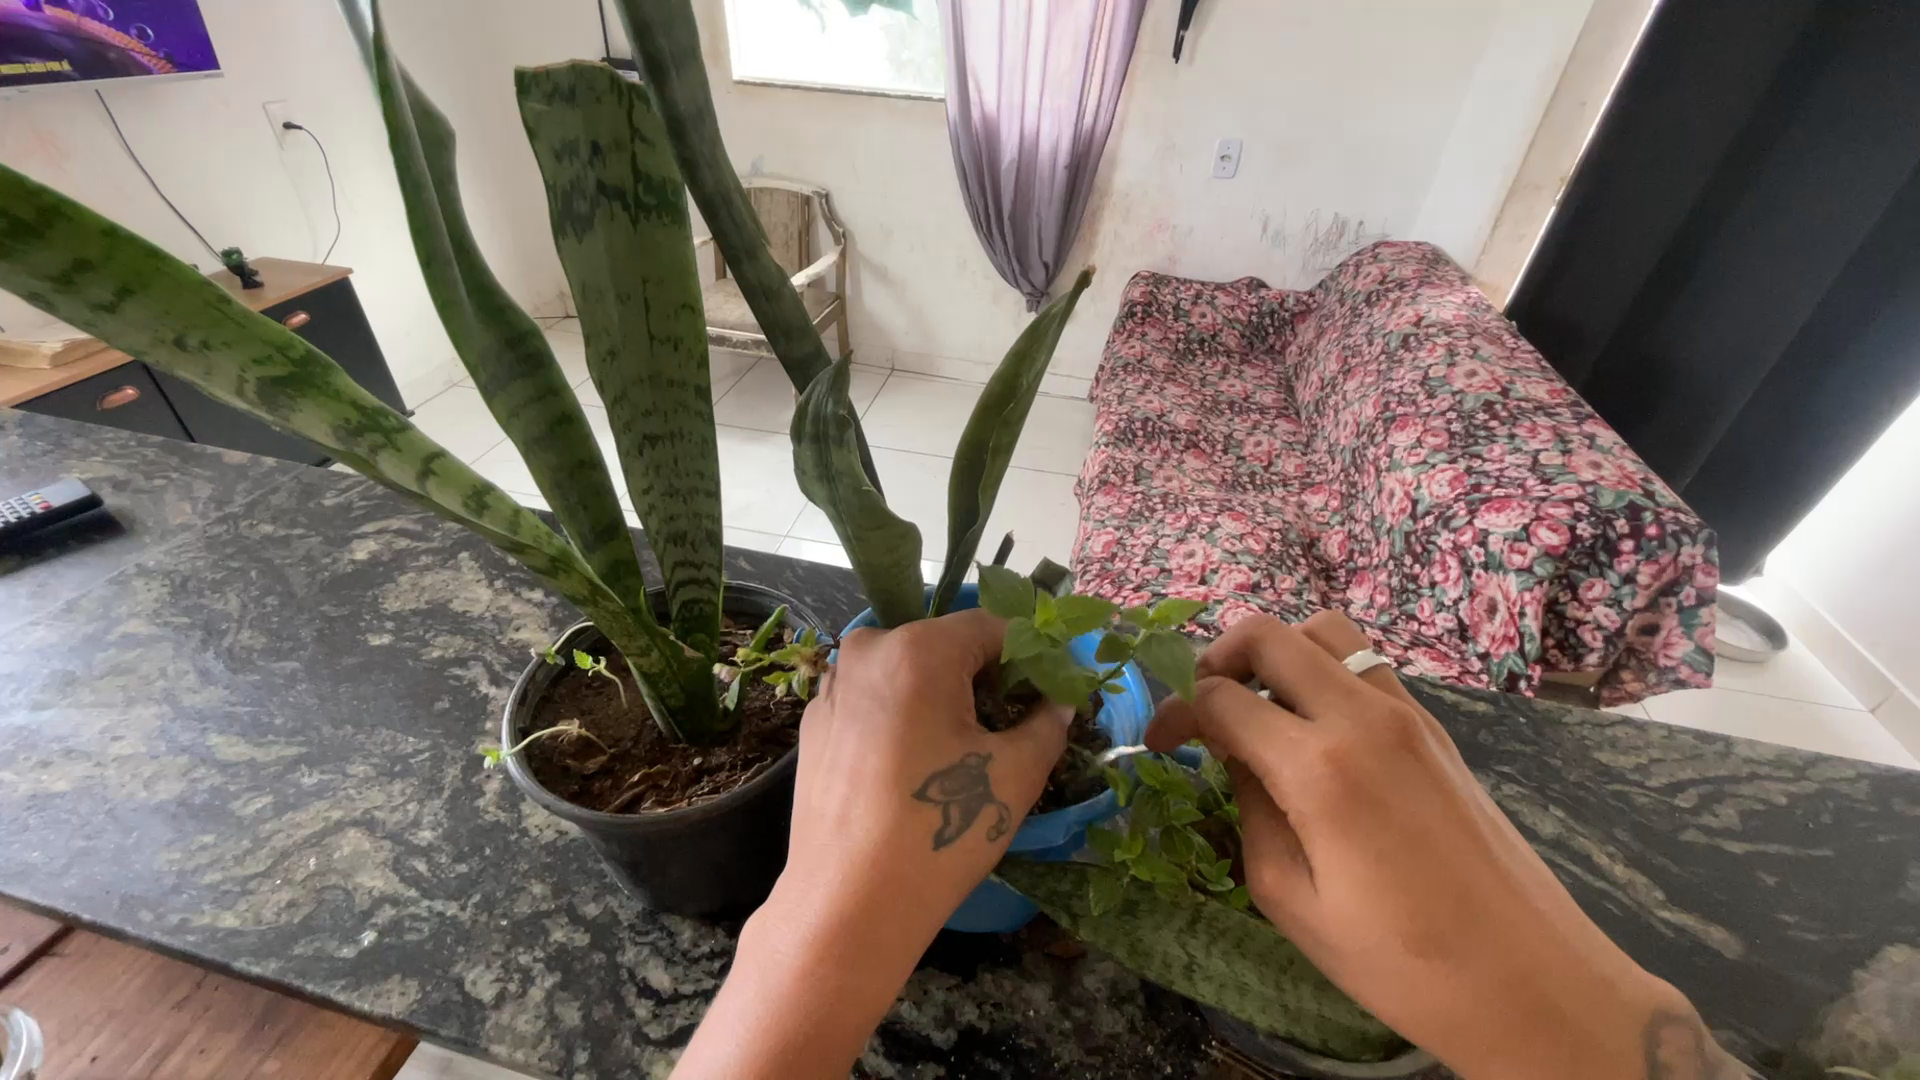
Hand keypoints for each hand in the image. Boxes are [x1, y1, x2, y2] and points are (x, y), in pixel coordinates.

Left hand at [674, 608, 1068, 1078]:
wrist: (846, 905)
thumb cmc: (938, 831)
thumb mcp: (1014, 774)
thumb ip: (1048, 722)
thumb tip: (1061, 700)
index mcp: (918, 649)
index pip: (991, 626)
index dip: (1029, 653)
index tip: (1049, 688)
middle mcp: (868, 649)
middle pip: (945, 642)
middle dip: (983, 672)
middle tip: (1009, 719)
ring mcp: (833, 684)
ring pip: (905, 667)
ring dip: (939, 690)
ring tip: (960, 743)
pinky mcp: (814, 720)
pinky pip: (871, 696)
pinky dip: (899, 710)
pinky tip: (911, 759)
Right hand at [1148, 611, 1741, 1079]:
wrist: (1537, 986)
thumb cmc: (1403, 963)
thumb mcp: (1290, 899)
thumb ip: (1248, 806)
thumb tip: (1233, 754)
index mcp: (1317, 768)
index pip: (1219, 698)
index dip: (1175, 712)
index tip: (1161, 742)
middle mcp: (1361, 718)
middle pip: (1266, 633)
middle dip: (1215, 658)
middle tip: (1204, 707)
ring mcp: (1405, 713)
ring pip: (1321, 629)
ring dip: (1275, 652)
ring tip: (1260, 703)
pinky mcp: (1433, 725)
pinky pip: (1362, 661)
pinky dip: (1320, 669)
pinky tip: (1312, 724)